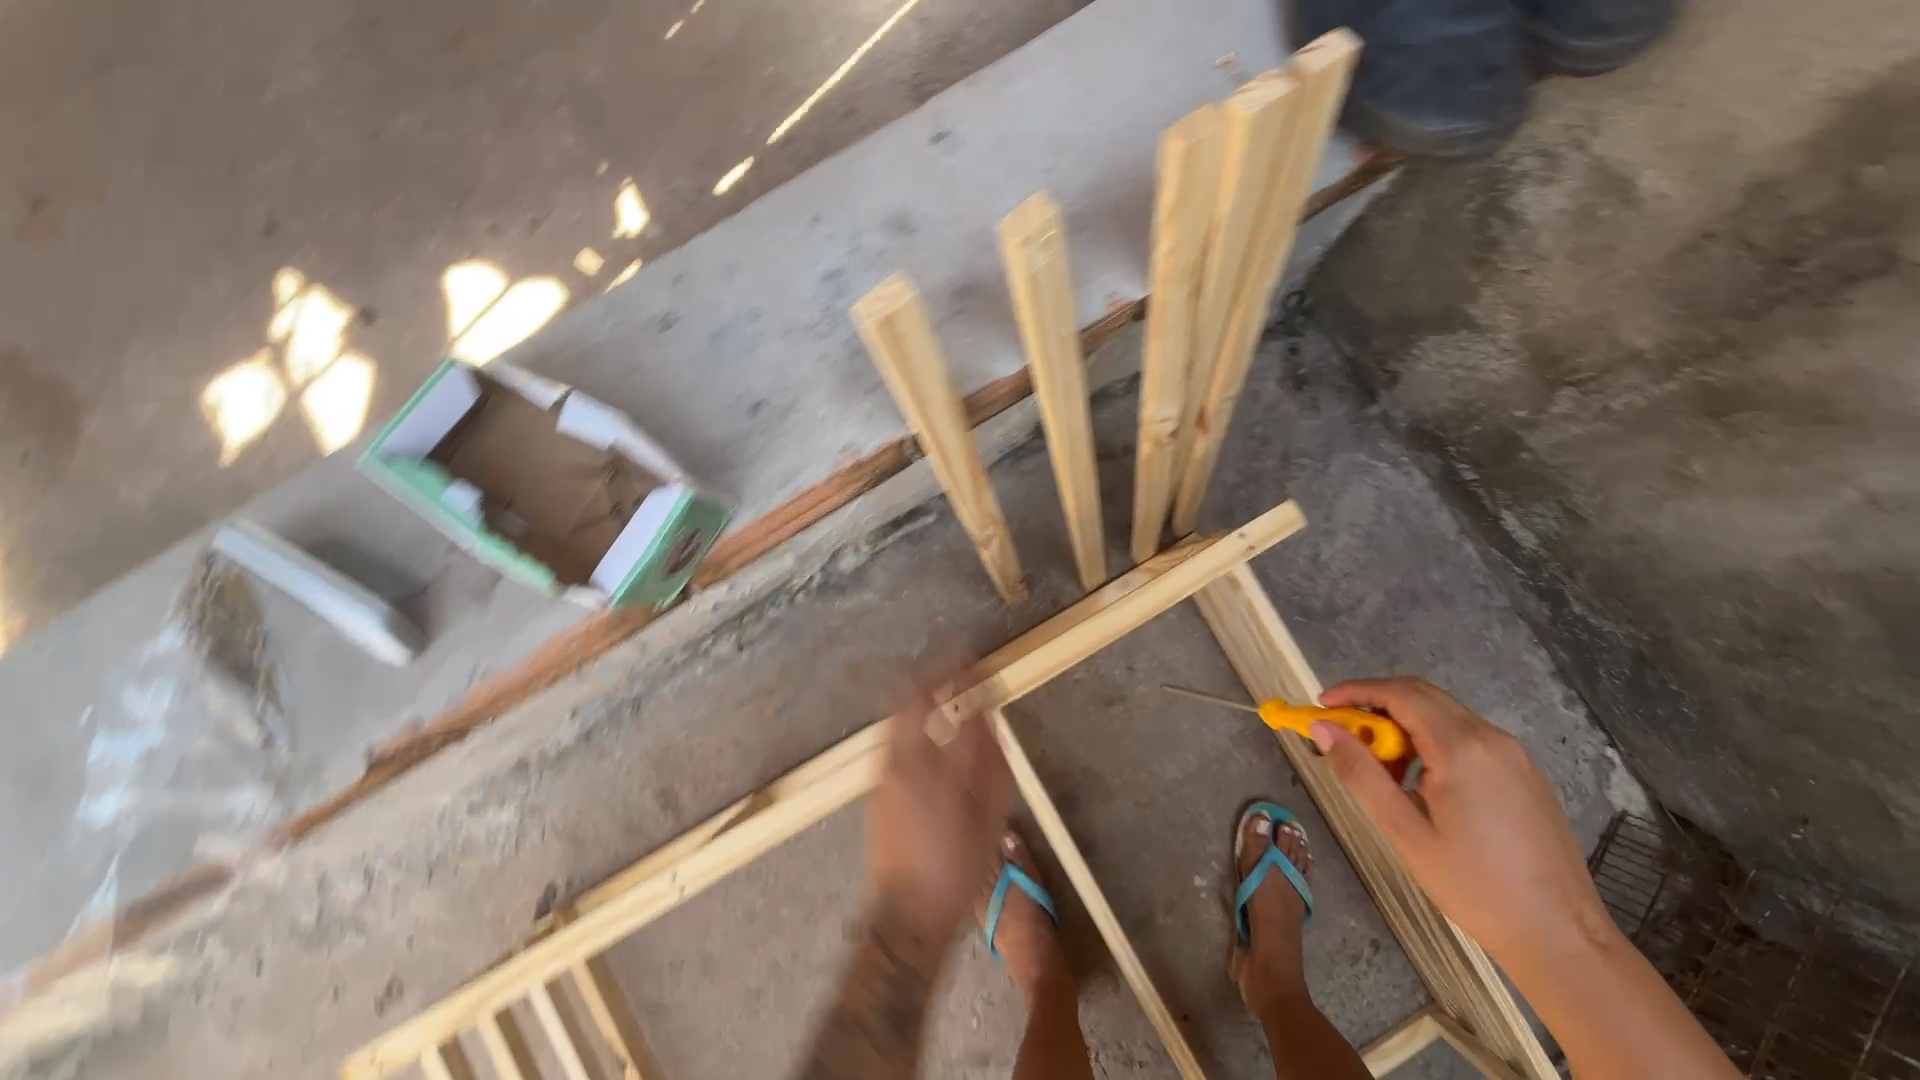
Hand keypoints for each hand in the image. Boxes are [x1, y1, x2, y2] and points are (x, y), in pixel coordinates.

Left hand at [864, 683, 1011, 948]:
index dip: (970, 680)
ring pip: (896, 715)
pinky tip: (925, 727)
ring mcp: (882, 772)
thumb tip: (993, 722)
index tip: (983, 666)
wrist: (906, 913)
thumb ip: (993, 765)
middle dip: (937, 674)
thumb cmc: (957, 868)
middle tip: (958, 666)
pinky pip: (890, 737)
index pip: (956, 707)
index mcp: (937, 768)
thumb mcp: (989, 820)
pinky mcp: (873, 787)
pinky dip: (907, 720)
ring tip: (942, 687)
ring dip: (919, 693)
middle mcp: (903, 761)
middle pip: (912, 698)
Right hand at [1312, 677, 1617, 965]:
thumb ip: (1360, 773)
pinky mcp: (1525, 773)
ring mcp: (1514, 754)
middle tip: (1340, 734)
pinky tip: (1420, 785)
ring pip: (1445, 716)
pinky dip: (1432, 742)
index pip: (1399, 693)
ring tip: (1379, 770)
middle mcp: (1491, 738)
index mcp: (1461, 748)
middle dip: (1374, 705)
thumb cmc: (1474, 886)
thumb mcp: (1404, 832)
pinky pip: (1468, 738)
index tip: (1321, 705)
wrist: (1559, 933)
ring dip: (1403, 726)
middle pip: (1422, 696)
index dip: (1354, 691)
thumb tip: (1322, 729)